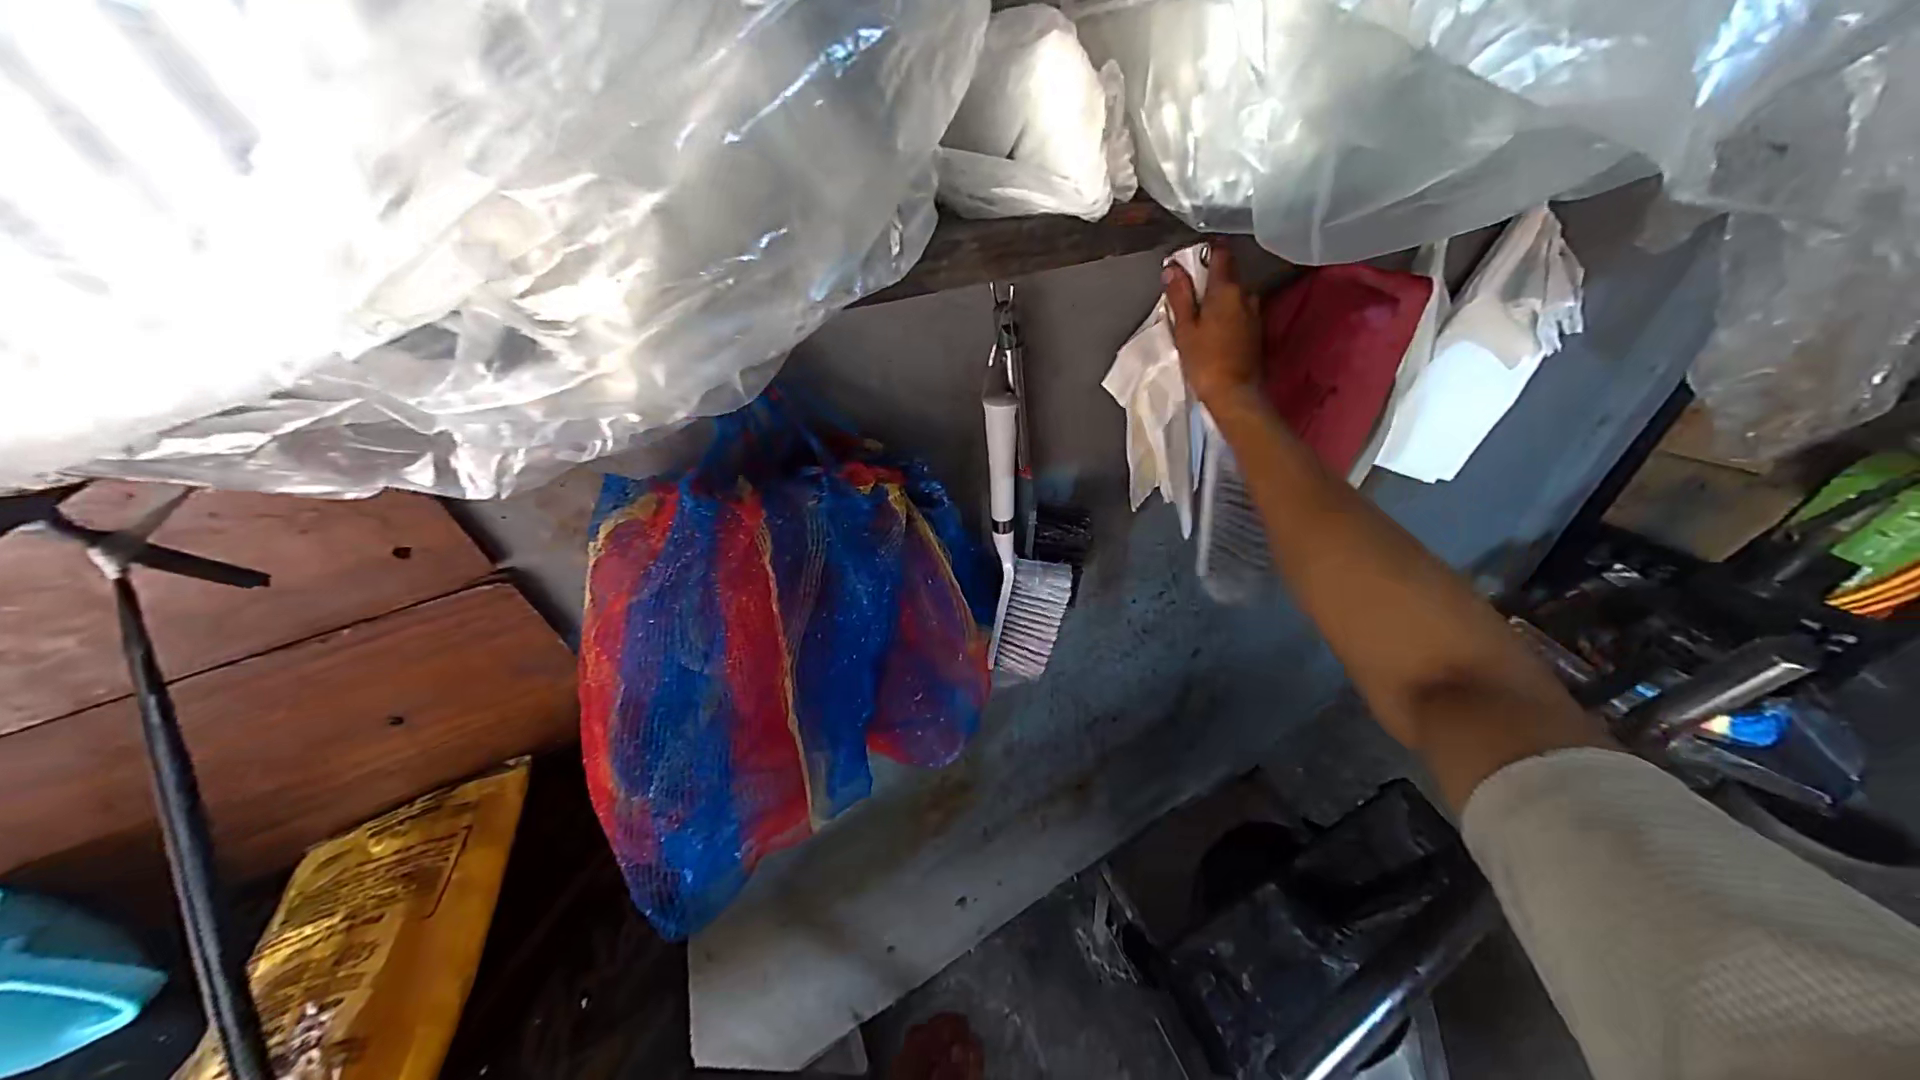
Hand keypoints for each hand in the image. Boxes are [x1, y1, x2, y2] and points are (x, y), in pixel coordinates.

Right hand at [1164, 239, 1263, 410]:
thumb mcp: (1185, 328)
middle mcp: (1247, 294)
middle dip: (1209, 278)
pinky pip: (1239, 310)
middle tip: (1187, 292)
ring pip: (1234, 293)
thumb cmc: (1205, 360)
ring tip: (1199, 313)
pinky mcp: (1257, 329)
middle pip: (1228, 274)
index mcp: (1227, 289)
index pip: (1221, 253)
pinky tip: (1213, 327)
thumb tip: (1171, 267)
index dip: (1204, 251)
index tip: (1188, 260)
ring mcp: (1255, 312)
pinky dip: (1226, 312)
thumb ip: (1180, 296)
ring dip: (1218, 297)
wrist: (1235, 393)